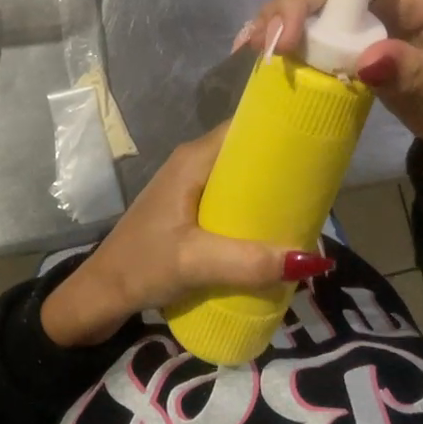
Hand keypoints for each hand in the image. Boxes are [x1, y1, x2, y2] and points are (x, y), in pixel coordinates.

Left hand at [41, 124, 332, 347]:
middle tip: (323, 192)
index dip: (281, 131)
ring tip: (309, 215)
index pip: (245, 128)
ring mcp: (189, 189)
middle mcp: (193, 165)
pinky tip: (274, 237)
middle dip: (284, 170)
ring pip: (240, 181)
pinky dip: (253, 214)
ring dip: (269, 196)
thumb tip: (314, 259)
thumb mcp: (195, 262)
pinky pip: (230, 202)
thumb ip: (249, 262)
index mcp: (193, 160)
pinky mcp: (188, 214)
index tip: (321, 146)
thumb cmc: (142, 266)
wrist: (99, 295)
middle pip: (247, 155)